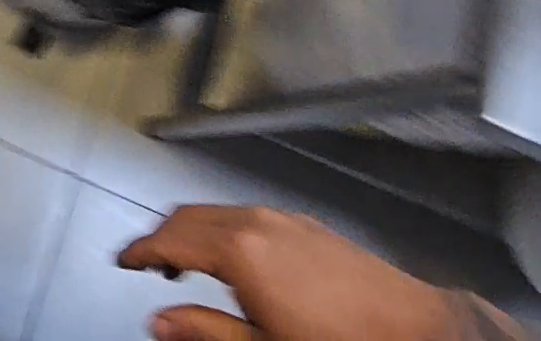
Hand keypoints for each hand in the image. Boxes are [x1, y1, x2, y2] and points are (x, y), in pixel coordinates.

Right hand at [118, 206, 523, 340]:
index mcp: (237, 251)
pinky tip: (232, 261)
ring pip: (214, 212)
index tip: (121, 261)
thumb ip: (206, 332)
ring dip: (189, 231)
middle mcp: (251, 219)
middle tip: (145, 266)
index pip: (170, 240)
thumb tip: (155, 320)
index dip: (141, 251)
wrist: (419, 330)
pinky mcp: (301, 221)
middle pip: (186, 216)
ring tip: (183, 267)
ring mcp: (279, 216)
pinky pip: (242, 214)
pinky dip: (218, 229)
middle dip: (160, 236)